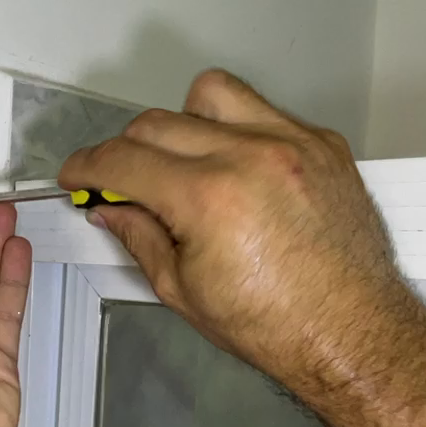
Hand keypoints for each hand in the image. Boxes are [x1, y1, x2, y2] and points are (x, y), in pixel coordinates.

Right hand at [59, 70, 425, 395]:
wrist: (350, 332)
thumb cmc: (271, 323)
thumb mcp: (179, 287)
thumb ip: (136, 235)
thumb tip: (109, 208)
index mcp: (208, 198)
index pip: (122, 159)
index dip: (85, 167)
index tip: (75, 174)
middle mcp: (250, 155)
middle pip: (154, 123)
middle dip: (122, 151)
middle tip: (118, 183)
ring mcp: (290, 142)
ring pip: (206, 94)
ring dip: (176, 124)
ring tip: (178, 163)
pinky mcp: (320, 143)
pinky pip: (258, 110)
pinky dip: (229, 130)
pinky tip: (228, 168)